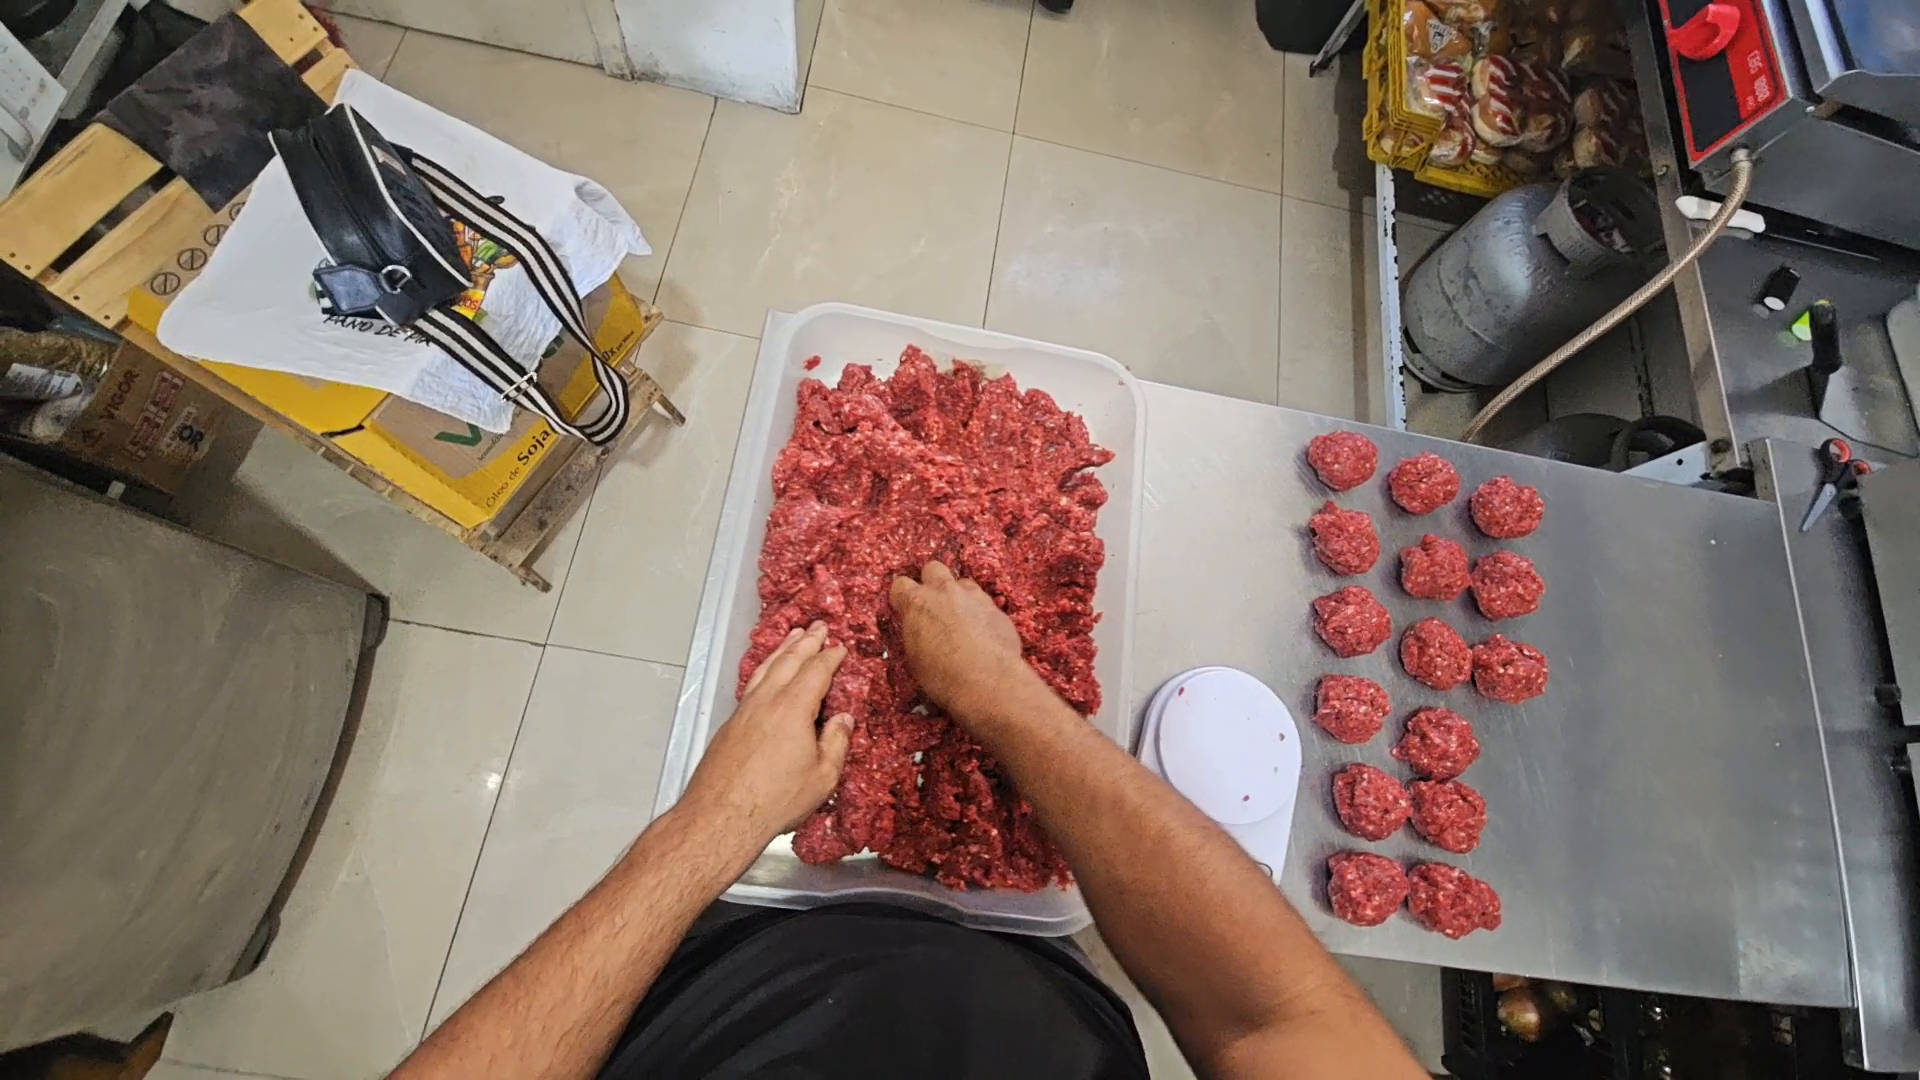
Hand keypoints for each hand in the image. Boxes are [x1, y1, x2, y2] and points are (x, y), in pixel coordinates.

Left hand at [677, 622, 852, 860]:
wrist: (719, 817)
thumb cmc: (775, 800)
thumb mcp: (822, 777)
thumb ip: (836, 743)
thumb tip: (842, 720)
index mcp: (793, 708)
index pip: (816, 671)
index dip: (831, 657)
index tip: (840, 648)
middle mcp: (767, 701)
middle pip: (789, 660)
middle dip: (806, 641)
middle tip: (818, 627)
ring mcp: (745, 710)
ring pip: (766, 668)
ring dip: (782, 649)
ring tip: (793, 635)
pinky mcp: (730, 724)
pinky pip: (752, 683)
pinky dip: (765, 668)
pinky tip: (768, 672)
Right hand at [889, 561, 1048, 729]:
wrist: (987, 680)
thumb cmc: (942, 675)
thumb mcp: (915, 657)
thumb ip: (916, 632)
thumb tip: (922, 630)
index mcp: (917, 603)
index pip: (900, 584)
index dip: (902, 596)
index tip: (905, 608)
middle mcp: (945, 592)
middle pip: (933, 568)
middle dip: (931, 582)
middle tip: (934, 604)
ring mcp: (973, 596)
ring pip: (963, 583)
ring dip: (959, 596)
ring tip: (962, 621)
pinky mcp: (996, 607)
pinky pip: (984, 602)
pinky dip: (981, 613)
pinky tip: (983, 634)